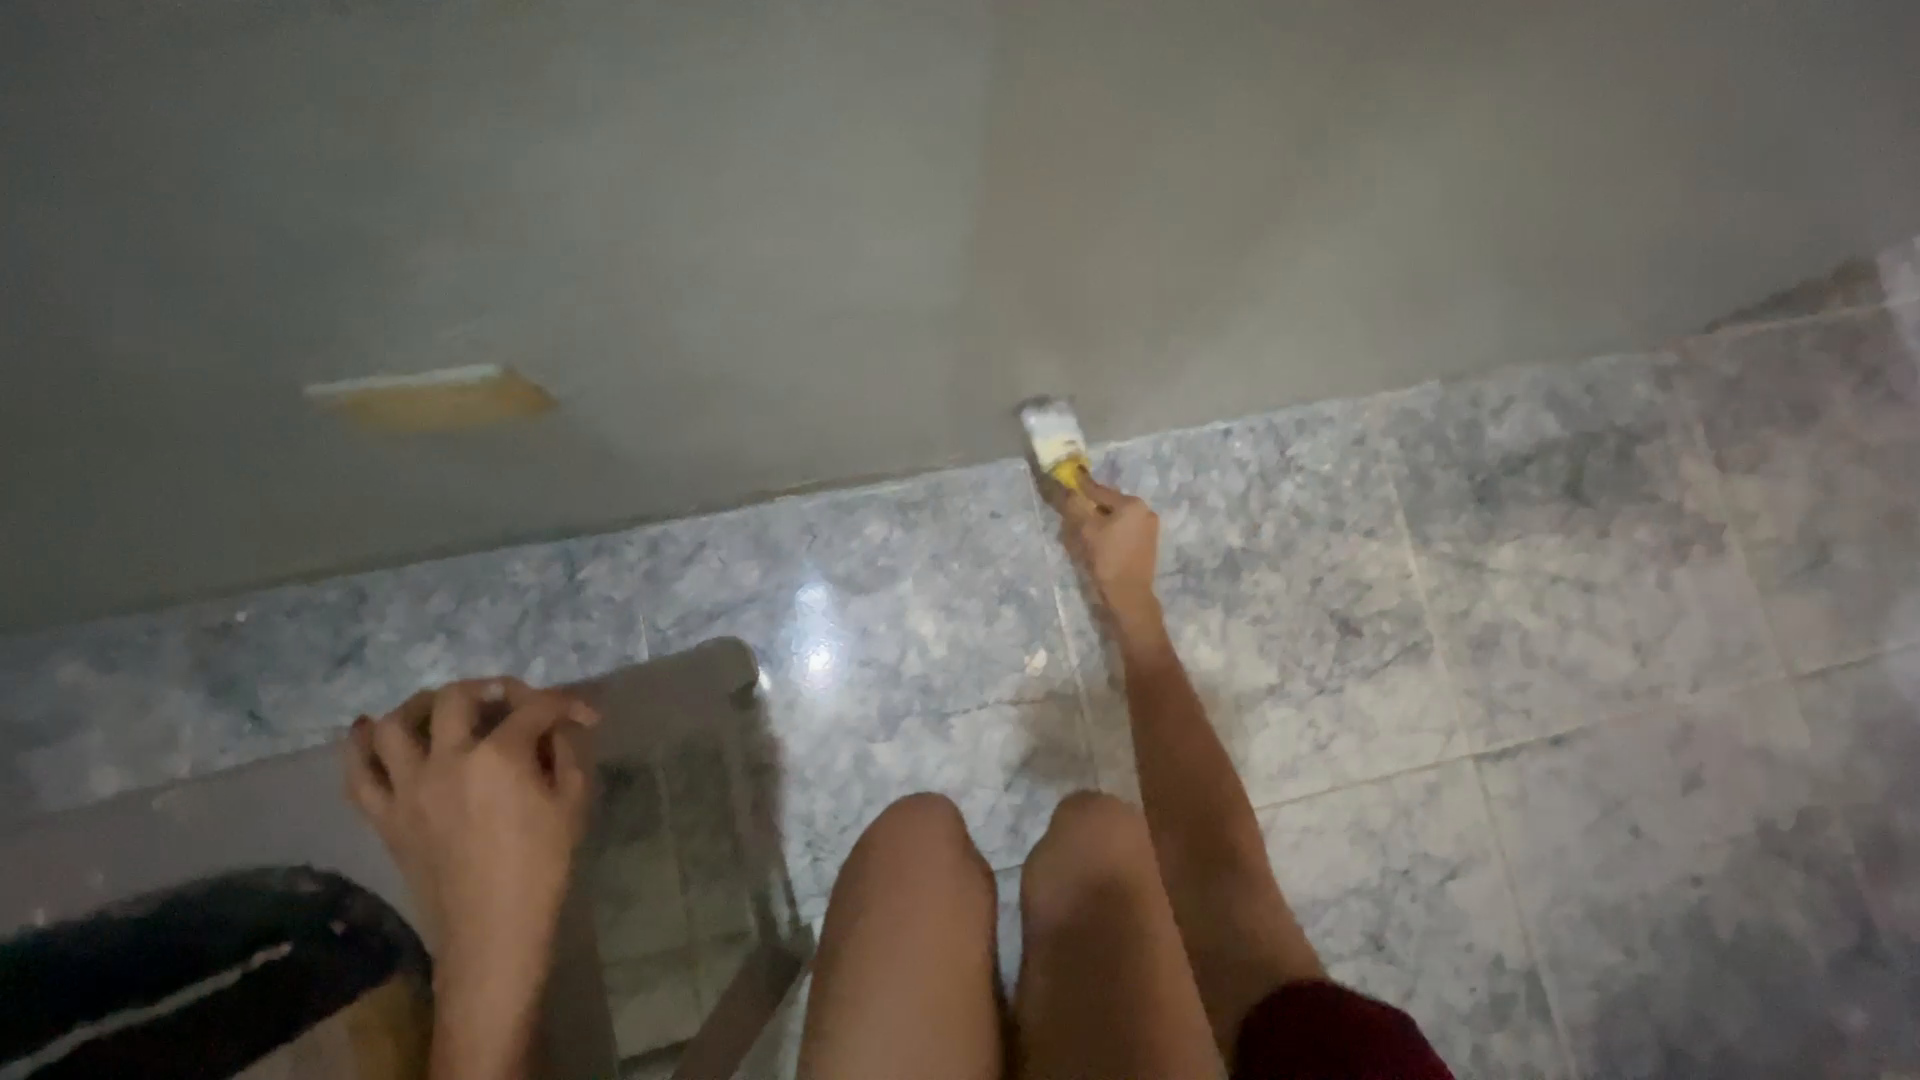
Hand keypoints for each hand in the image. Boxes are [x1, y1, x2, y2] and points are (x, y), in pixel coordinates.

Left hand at [343, 678, 597, 999]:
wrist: (492, 927)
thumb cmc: (543, 864)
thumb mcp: (574, 801)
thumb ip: (567, 751)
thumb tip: (557, 726)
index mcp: (499, 755)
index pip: (535, 707)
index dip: (566, 704)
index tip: (585, 716)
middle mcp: (447, 759)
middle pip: (457, 698)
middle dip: (491, 688)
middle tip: (511, 701)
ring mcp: (408, 788)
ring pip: (393, 725)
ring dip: (420, 706)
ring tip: (443, 710)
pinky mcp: (386, 816)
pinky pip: (358, 774)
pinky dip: (360, 747)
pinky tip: (369, 731)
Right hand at [1058, 469, 1162, 631]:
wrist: (1130, 595)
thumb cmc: (1107, 559)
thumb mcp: (1086, 530)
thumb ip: (1074, 505)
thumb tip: (1065, 487)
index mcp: (1132, 503)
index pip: (1099, 491)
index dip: (1080, 488)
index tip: (1067, 482)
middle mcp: (1145, 511)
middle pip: (1109, 504)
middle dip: (1090, 509)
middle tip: (1071, 515)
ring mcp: (1149, 528)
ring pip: (1116, 519)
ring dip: (1099, 522)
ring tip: (1083, 532)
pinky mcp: (1148, 544)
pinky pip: (1124, 531)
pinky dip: (1110, 532)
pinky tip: (1098, 543)